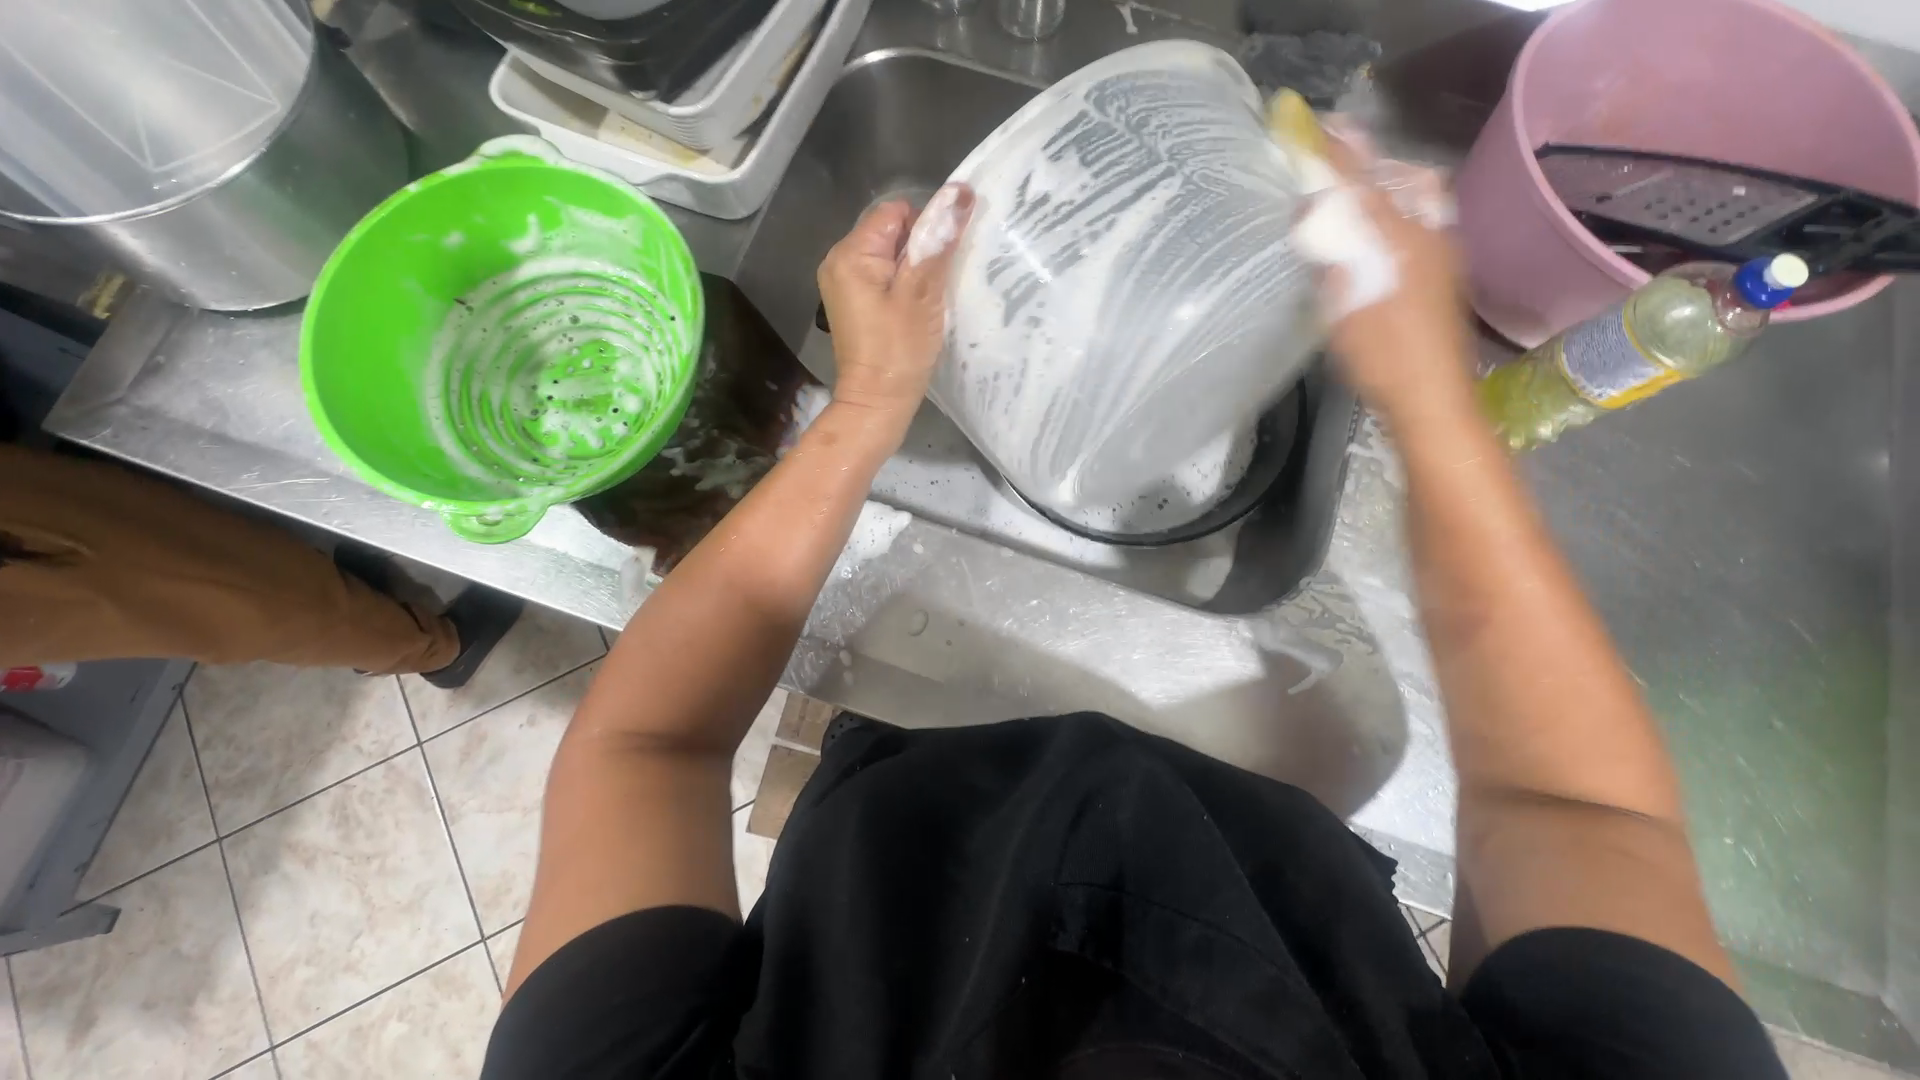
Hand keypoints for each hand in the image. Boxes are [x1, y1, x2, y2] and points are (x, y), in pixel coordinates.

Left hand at [817, 183, 974, 420]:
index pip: (896, 212)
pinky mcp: (851, 303)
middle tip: (935, 286)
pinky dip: (900, 286)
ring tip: (925, 300)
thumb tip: (960, 192)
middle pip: (890, 232)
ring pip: (888, 255)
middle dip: (918, 250)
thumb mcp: (923, 292)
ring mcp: (842, 283)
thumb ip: (938, 240)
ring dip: (912, 270)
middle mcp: (838, 260)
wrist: (876, 402)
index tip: (940, 264)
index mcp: (851, 252)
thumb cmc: (899, 349)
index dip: (925, 229)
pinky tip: (913, 310)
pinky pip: (880, 277)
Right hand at [1306, 130, 1476, 423]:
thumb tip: (1316, 207)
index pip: (1365, 180)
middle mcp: (1429, 236)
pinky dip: (1391, 221)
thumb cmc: (1384, 351)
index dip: (1339, 154)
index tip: (1318, 129)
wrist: (1430, 399)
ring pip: (1415, 206)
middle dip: (1371, 167)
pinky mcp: (1437, 281)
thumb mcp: (1345, 298)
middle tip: (1337, 167)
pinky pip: (1415, 231)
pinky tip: (1370, 244)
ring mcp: (1439, 259)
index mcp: (1404, 235)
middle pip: (1406, 181)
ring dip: (1384, 193)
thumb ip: (1332, 247)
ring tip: (1350, 203)